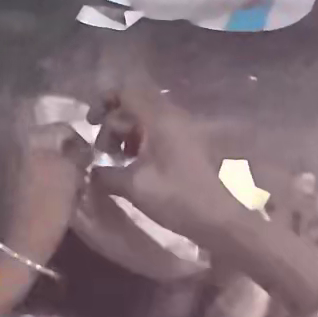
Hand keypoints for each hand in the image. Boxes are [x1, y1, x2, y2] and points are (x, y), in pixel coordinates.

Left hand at [0, 122, 90, 264]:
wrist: (26, 236)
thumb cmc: (51, 202)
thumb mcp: (71, 174)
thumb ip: (78, 153)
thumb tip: (84, 147)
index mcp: (31, 137)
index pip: (63, 128)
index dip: (82, 141)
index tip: (93, 158)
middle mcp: (17, 143)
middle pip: (51, 140)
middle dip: (69, 152)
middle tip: (85, 169)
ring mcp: (12, 161)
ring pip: (44, 154)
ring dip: (60, 163)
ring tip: (75, 181)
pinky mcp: (11, 178)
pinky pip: (35, 167)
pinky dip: (49, 174)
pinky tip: (60, 189)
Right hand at [89, 79, 241, 243]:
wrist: (227, 222)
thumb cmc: (179, 198)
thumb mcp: (134, 187)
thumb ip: (106, 174)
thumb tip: (90, 171)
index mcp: (159, 120)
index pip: (126, 93)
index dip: (104, 102)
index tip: (90, 123)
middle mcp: (173, 119)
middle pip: (134, 108)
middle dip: (113, 126)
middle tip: (102, 152)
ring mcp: (185, 132)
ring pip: (147, 122)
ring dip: (127, 136)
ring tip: (118, 161)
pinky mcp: (191, 146)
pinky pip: (160, 133)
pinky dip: (143, 144)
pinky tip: (137, 167)